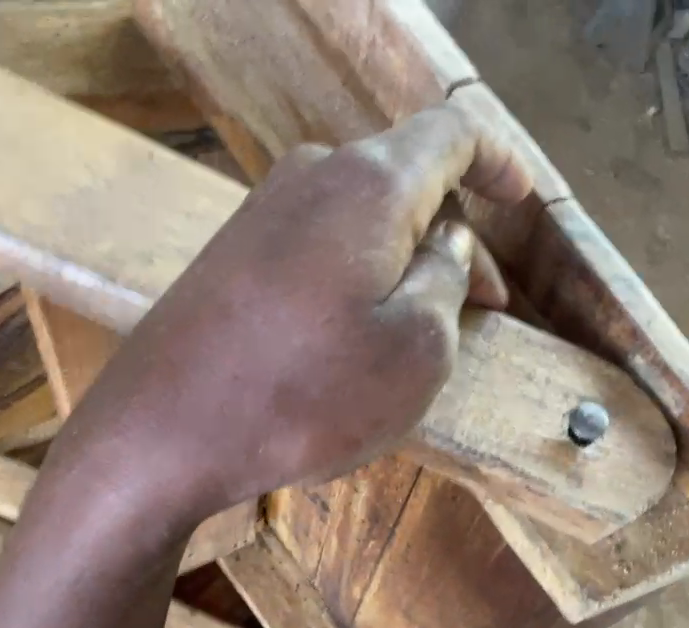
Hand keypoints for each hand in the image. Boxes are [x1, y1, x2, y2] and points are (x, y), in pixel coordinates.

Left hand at [47, 102, 532, 528]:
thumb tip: (446, 240)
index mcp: (370, 186)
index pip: (451, 135)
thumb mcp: (416, 350)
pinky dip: (362, 276)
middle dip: (458, 238)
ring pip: (364, 219)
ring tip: (429, 329)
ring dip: (407, 262)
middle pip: (407, 182)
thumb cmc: (308, 395)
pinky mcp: (234, 254)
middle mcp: (313, 177)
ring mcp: (264, 212)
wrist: (167, 431)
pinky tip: (363, 334)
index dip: (496, 161)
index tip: (521, 198)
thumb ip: (448, 279)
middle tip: (488, 307)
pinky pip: (323, 246)